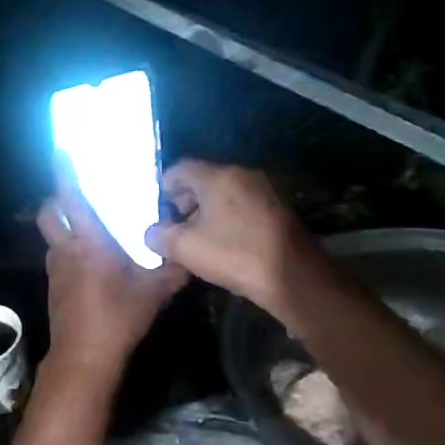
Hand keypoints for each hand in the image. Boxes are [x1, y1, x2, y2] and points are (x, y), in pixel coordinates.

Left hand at [36, 173, 187, 373]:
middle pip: (47, 214)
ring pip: (51, 239)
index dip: (64, 173)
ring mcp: (55, 271)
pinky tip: (90, 268)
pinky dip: (68, 255)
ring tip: (88, 232)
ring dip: (63, 229)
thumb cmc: (118, 317)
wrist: (84, 357)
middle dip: (55, 200)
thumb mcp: (155, 292)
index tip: (60, 151)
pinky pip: (58, 260)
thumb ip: (173, 270)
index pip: (71, 199)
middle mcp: (66, 250)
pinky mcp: (54, 289)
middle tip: (75, 196)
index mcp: (89, 242)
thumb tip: (189, 256)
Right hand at [144, 160, 319, 316]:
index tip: (155, 211)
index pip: (180, 169)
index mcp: (218, 176)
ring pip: (224, 195)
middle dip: (184, 202)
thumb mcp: (185, 248)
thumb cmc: (234, 254)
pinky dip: (227, 219)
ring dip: (206, 213)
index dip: (162, 188)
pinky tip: (221, 244)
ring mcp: (264, 191)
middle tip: (172, 228)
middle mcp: (243, 175)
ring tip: (194, 240)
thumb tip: (151, 232)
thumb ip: (160, 236)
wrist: (292, 276)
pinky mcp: (277, 210)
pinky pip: (242, 207)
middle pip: (203, 180)